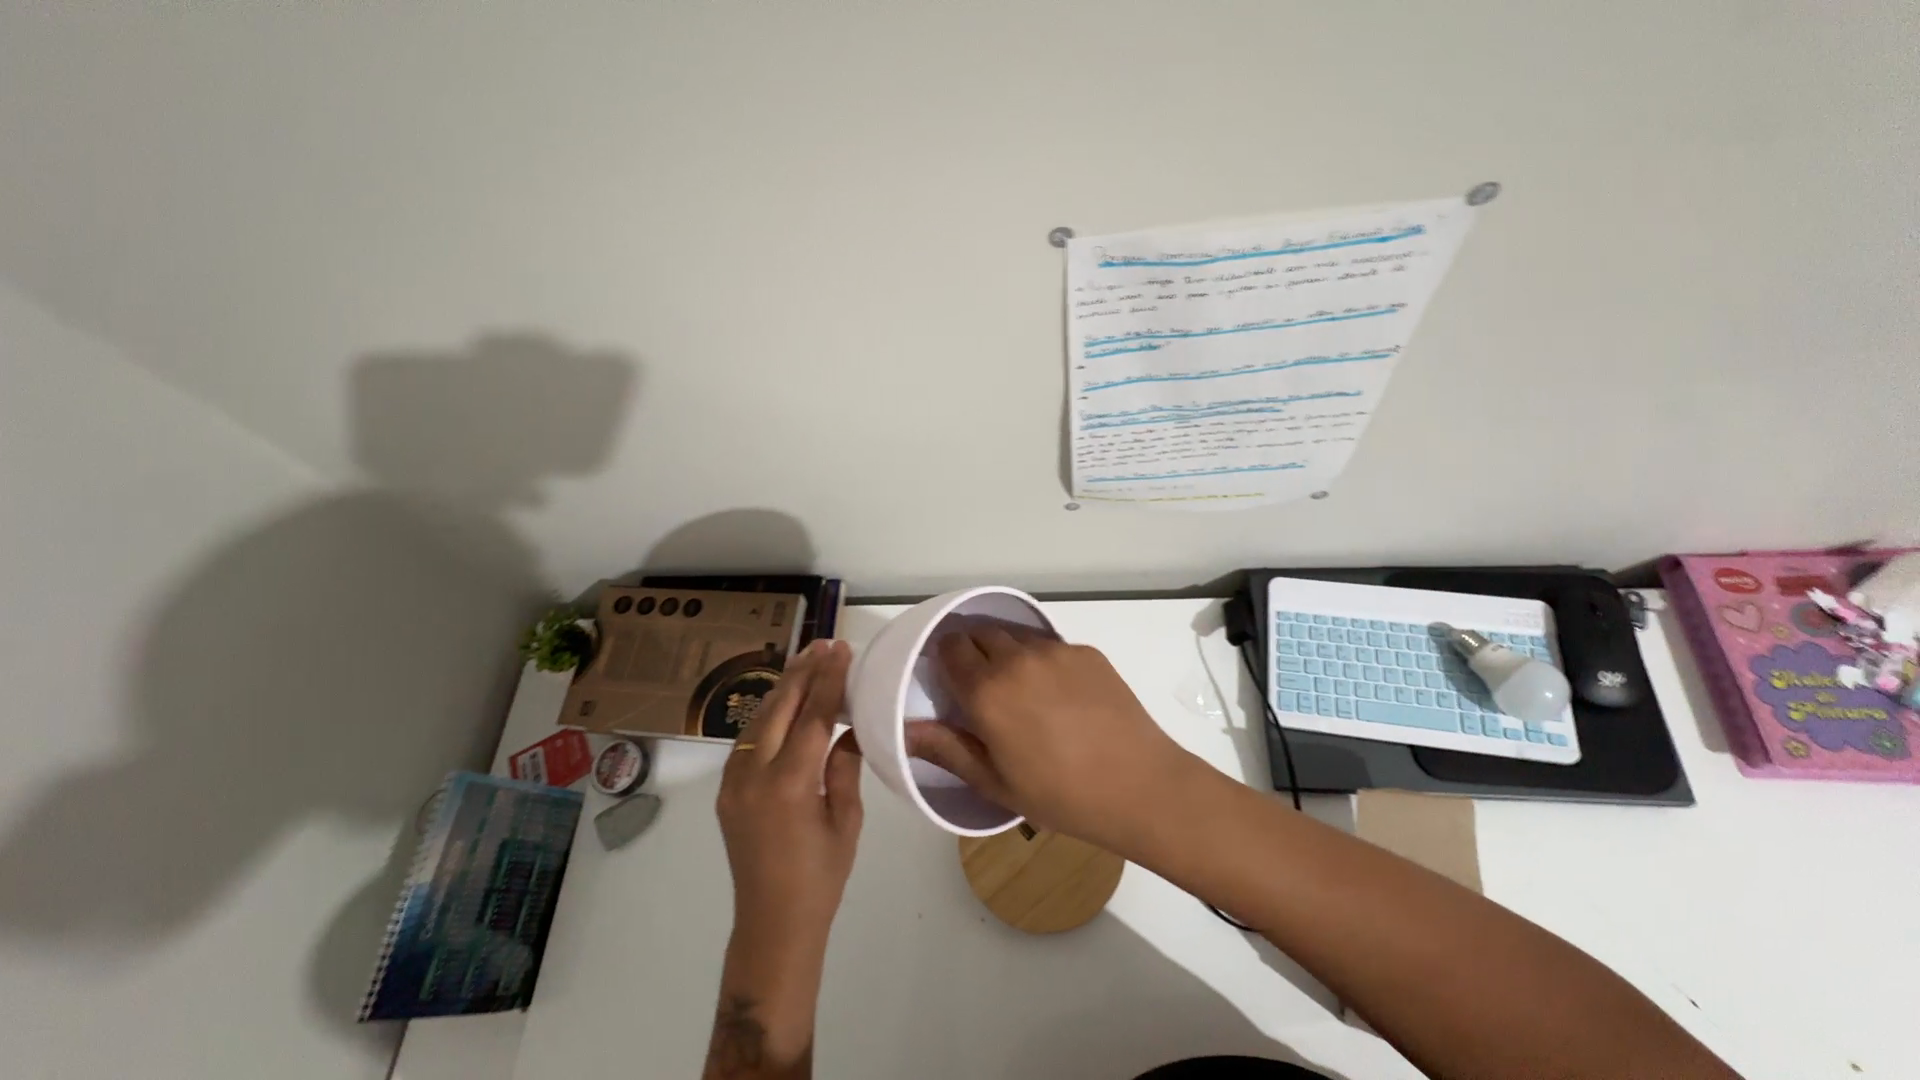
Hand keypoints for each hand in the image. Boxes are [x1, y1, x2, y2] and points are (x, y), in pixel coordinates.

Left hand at [716, 639, 863, 939]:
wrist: (772, 923)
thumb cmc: (820, 878)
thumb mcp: (846, 821)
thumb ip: (844, 768)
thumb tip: (849, 729)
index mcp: (790, 785)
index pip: (812, 717)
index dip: (829, 680)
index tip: (841, 650)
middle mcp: (754, 775)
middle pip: (778, 708)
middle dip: (802, 672)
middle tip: (824, 644)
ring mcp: (733, 782)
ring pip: (757, 720)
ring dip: (782, 689)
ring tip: (806, 662)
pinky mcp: (726, 790)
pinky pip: (747, 740)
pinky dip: (768, 715)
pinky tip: (784, 702)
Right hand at [904, 623, 1205, 855]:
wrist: (1140, 786)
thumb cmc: (1060, 795)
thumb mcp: (995, 782)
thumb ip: (946, 748)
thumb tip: (905, 729)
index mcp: (987, 691)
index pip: (948, 647)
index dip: (941, 657)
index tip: (945, 678)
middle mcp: (1017, 659)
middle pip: (979, 632)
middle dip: (970, 650)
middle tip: (978, 685)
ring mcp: (1056, 652)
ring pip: (1014, 635)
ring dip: (1004, 651)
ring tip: (1016, 687)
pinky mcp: (1087, 652)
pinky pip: (1049, 646)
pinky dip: (1039, 659)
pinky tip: (1055, 695)